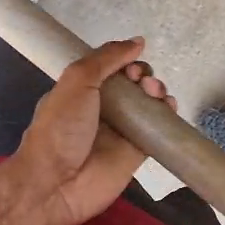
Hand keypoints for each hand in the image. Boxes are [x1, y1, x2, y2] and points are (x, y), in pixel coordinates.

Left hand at [6, 38, 175, 224]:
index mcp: (82, 90)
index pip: (112, 68)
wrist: (55, 183)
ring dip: (157, 91)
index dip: (125, 61)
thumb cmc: (61, 127)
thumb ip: (107, 58)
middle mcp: (102, 108)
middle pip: (133, 83)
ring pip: (148, 103)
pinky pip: (157, 128)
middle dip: (143, 75)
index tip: (130, 67)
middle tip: (141, 81)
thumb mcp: (76, 80)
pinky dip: (166, 114)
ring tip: (155, 93)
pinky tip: (168, 106)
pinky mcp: (136, 152)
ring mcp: (120, 130)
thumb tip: (138, 41)